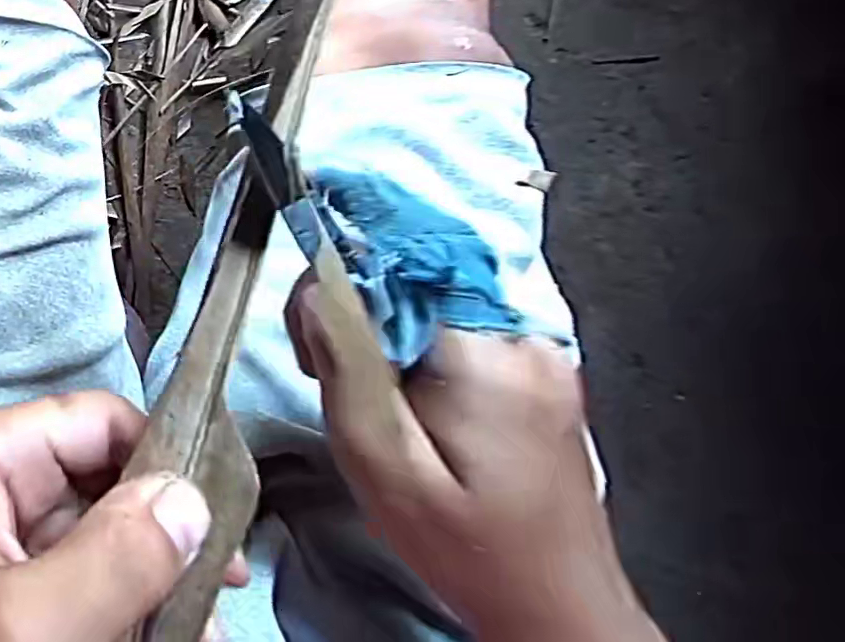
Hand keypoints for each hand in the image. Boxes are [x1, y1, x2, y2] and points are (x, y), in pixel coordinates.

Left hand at [0, 391, 245, 641]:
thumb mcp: (28, 619)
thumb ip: (113, 556)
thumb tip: (192, 495)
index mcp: (2, 450)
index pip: (104, 419)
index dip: (166, 460)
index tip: (222, 530)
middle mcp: (16, 476)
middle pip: (117, 478)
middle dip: (170, 534)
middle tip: (219, 598)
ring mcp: (26, 533)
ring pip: (119, 534)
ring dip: (162, 583)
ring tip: (196, 629)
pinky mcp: (34, 584)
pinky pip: (102, 580)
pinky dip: (136, 608)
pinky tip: (158, 633)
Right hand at [290, 280, 663, 641]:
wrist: (556, 610)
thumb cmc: (464, 544)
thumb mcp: (380, 459)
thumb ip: (346, 365)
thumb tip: (316, 288)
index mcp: (488, 354)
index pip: (395, 259)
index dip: (337, 274)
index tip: (309, 325)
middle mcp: (520, 335)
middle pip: (405, 266)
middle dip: (346, 299)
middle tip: (319, 363)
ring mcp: (530, 347)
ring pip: (418, 285)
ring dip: (368, 316)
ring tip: (351, 379)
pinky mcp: (524, 363)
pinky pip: (439, 312)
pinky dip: (397, 329)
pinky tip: (385, 378)